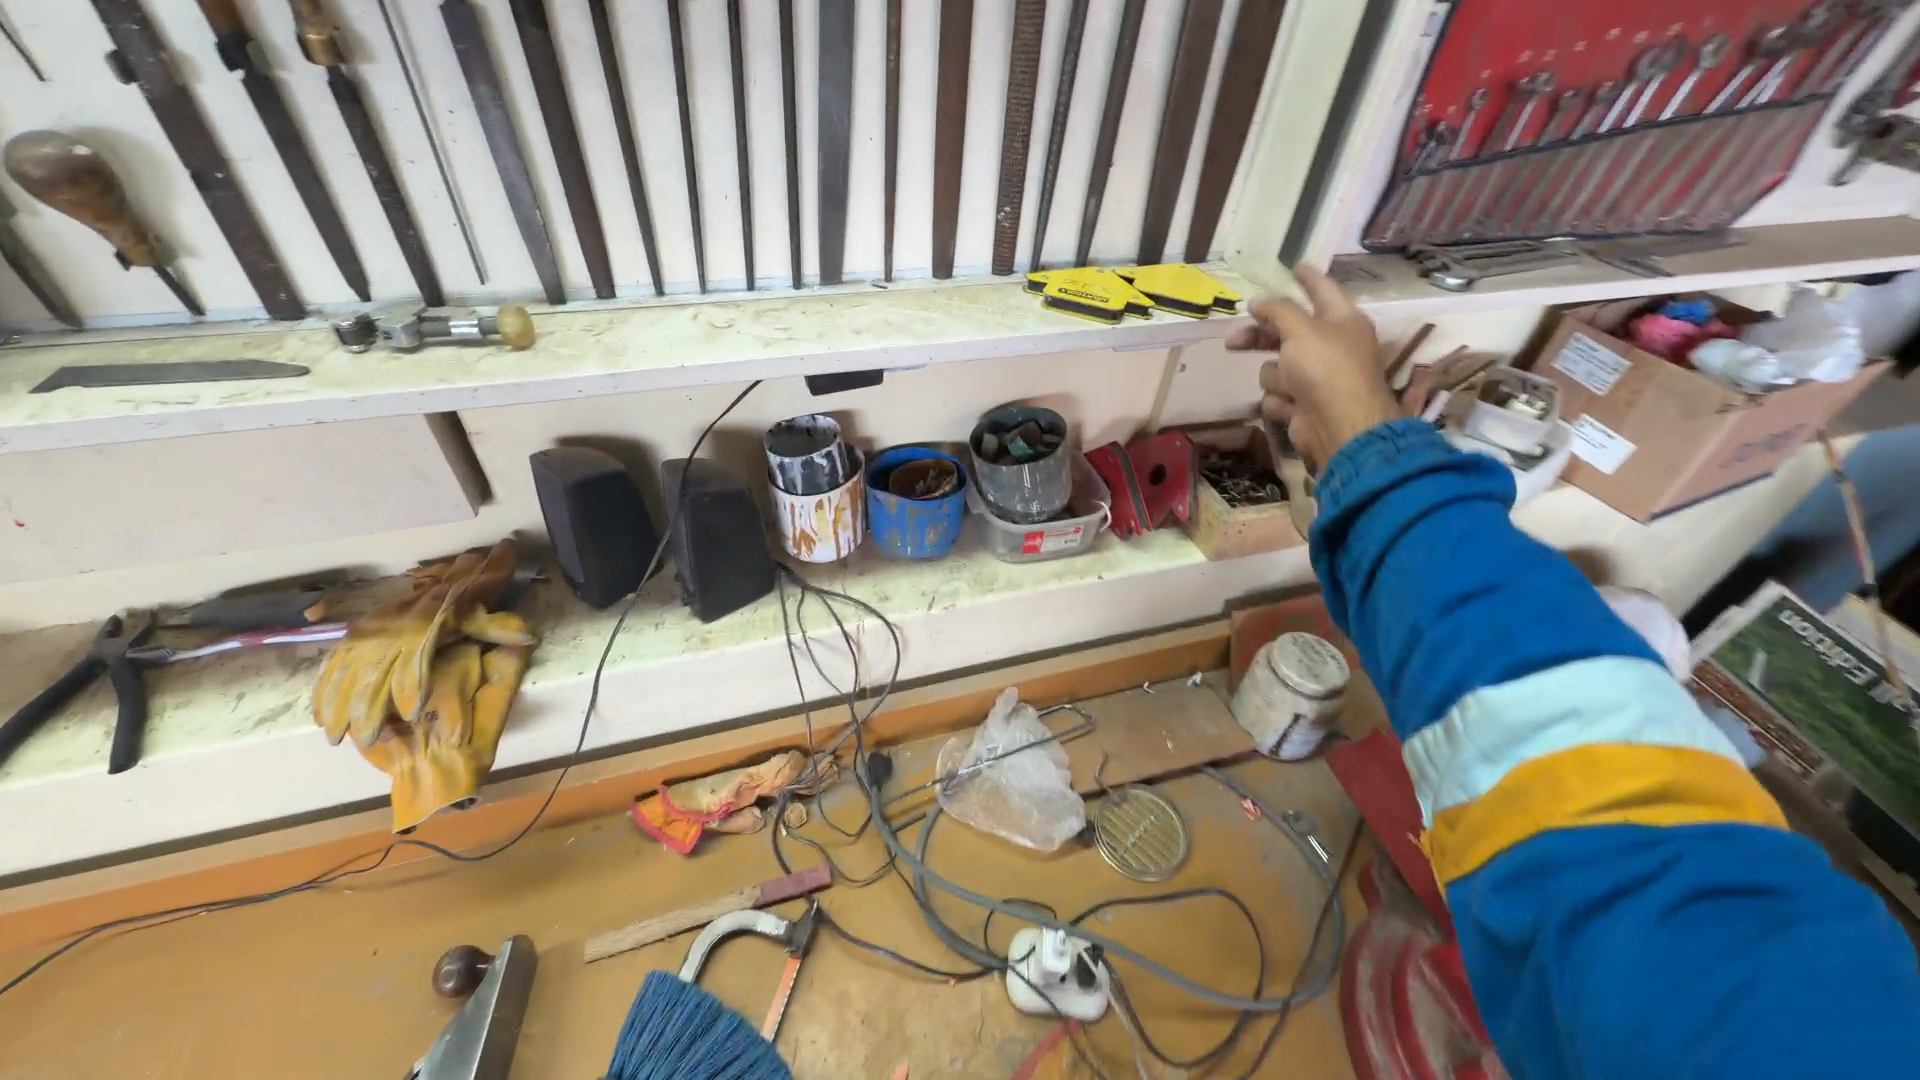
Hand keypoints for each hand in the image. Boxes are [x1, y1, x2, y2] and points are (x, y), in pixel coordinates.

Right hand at [1226, 264, 1398, 470]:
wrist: (1338, 426)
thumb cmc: (1326, 369)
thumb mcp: (1301, 330)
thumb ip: (1277, 310)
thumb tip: (1257, 301)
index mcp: (1342, 321)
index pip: (1323, 290)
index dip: (1307, 278)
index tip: (1294, 266)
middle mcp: (1331, 346)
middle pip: (1287, 331)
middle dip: (1261, 337)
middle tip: (1234, 339)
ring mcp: (1316, 378)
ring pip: (1276, 366)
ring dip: (1276, 376)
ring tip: (1288, 386)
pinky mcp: (1302, 404)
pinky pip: (1277, 394)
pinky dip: (1280, 400)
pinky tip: (1291, 406)